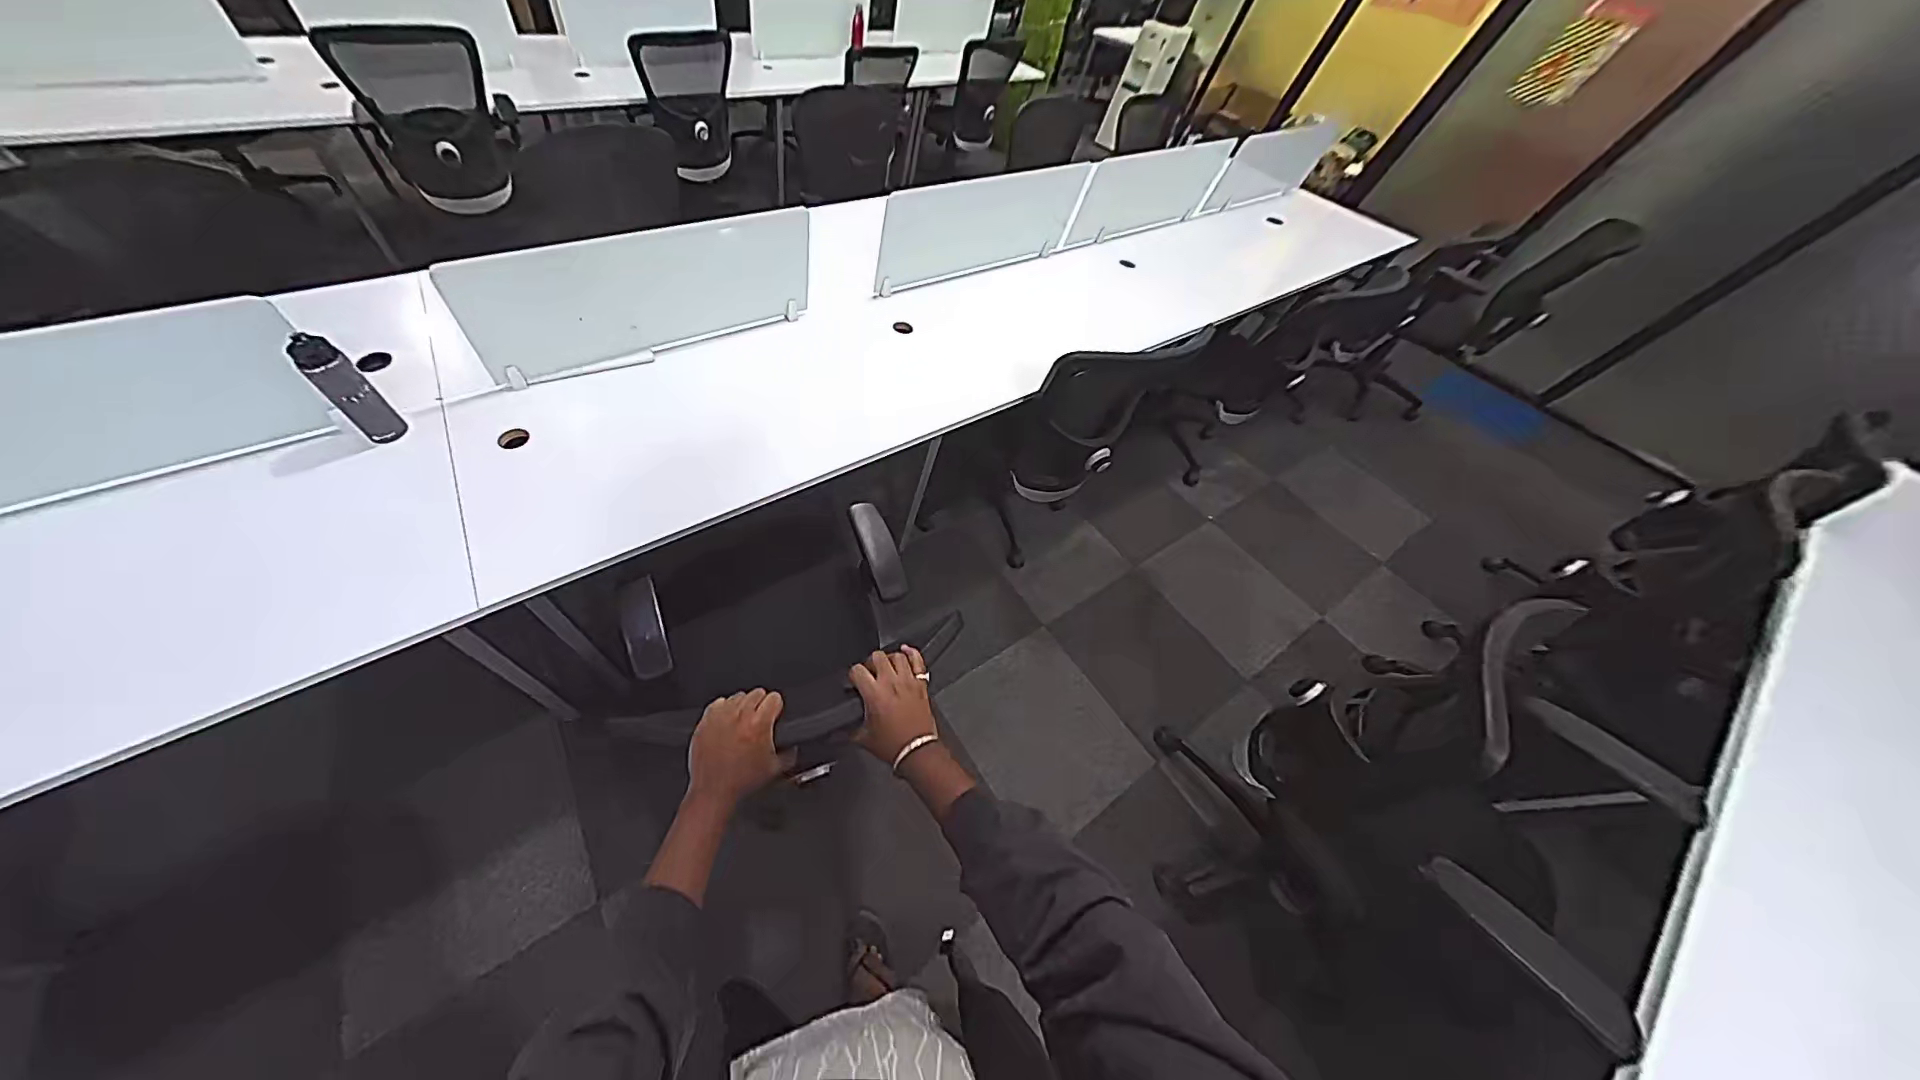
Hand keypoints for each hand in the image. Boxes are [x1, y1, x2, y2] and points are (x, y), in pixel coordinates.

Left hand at [686, 689, 792, 810]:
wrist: (713, 791)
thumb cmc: (740, 782)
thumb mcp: (774, 769)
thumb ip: (790, 754)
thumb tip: (795, 748)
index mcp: (759, 724)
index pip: (774, 697)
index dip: (776, 706)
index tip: (774, 712)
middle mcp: (739, 716)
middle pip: (756, 693)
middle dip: (760, 704)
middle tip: (759, 719)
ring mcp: (720, 717)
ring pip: (737, 696)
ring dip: (742, 706)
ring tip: (742, 722)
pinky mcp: (705, 721)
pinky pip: (718, 703)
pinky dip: (723, 709)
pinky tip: (726, 722)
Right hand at [849, 647, 934, 763]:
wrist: (917, 751)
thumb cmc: (894, 745)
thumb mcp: (863, 738)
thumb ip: (846, 731)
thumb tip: (834, 731)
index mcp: (874, 694)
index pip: (857, 670)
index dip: (852, 674)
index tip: (853, 681)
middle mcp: (891, 684)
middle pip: (877, 657)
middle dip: (869, 663)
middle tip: (868, 673)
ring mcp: (908, 682)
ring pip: (897, 656)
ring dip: (889, 658)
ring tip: (885, 666)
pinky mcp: (921, 684)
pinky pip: (918, 661)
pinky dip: (911, 653)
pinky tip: (905, 651)